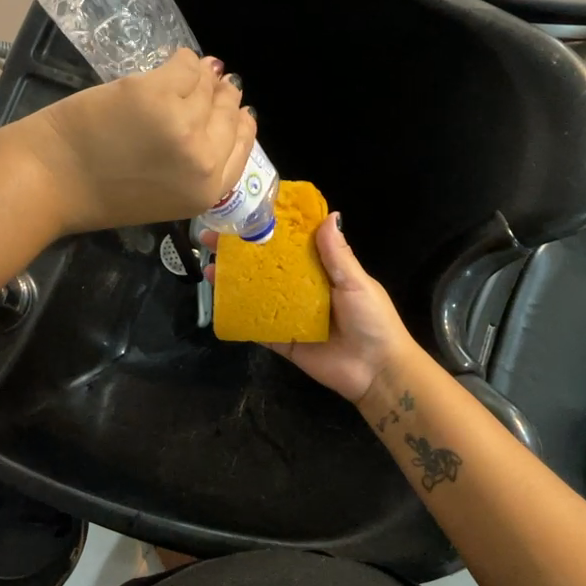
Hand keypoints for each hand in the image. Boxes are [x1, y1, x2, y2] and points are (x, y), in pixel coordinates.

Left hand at [18, 49, 255, 232]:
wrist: (51, 180)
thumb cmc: (100, 195)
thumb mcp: (165, 197)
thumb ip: (196, 166)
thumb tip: (223, 115)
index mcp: (207, 191)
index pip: (244, 146)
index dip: (239, 123)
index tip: (232, 110)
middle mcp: (202, 159)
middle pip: (229, 112)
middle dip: (220, 96)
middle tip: (207, 83)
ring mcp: (182, 123)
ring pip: (207, 84)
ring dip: (199, 75)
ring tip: (184, 73)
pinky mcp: (155, 92)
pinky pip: (183, 64)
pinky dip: (180, 60)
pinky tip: (170, 62)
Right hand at [204, 213, 418, 403]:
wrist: (376, 370)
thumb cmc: (372, 320)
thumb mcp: (357, 282)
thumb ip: (337, 254)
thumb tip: (329, 216)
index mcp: (322, 270)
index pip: (290, 244)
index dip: (269, 230)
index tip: (244, 215)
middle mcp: (302, 290)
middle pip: (266, 268)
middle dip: (240, 254)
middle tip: (211, 240)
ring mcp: (290, 316)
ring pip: (257, 295)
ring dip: (233, 283)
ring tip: (210, 270)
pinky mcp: (282, 341)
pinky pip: (257, 328)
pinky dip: (239, 318)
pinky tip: (218, 305)